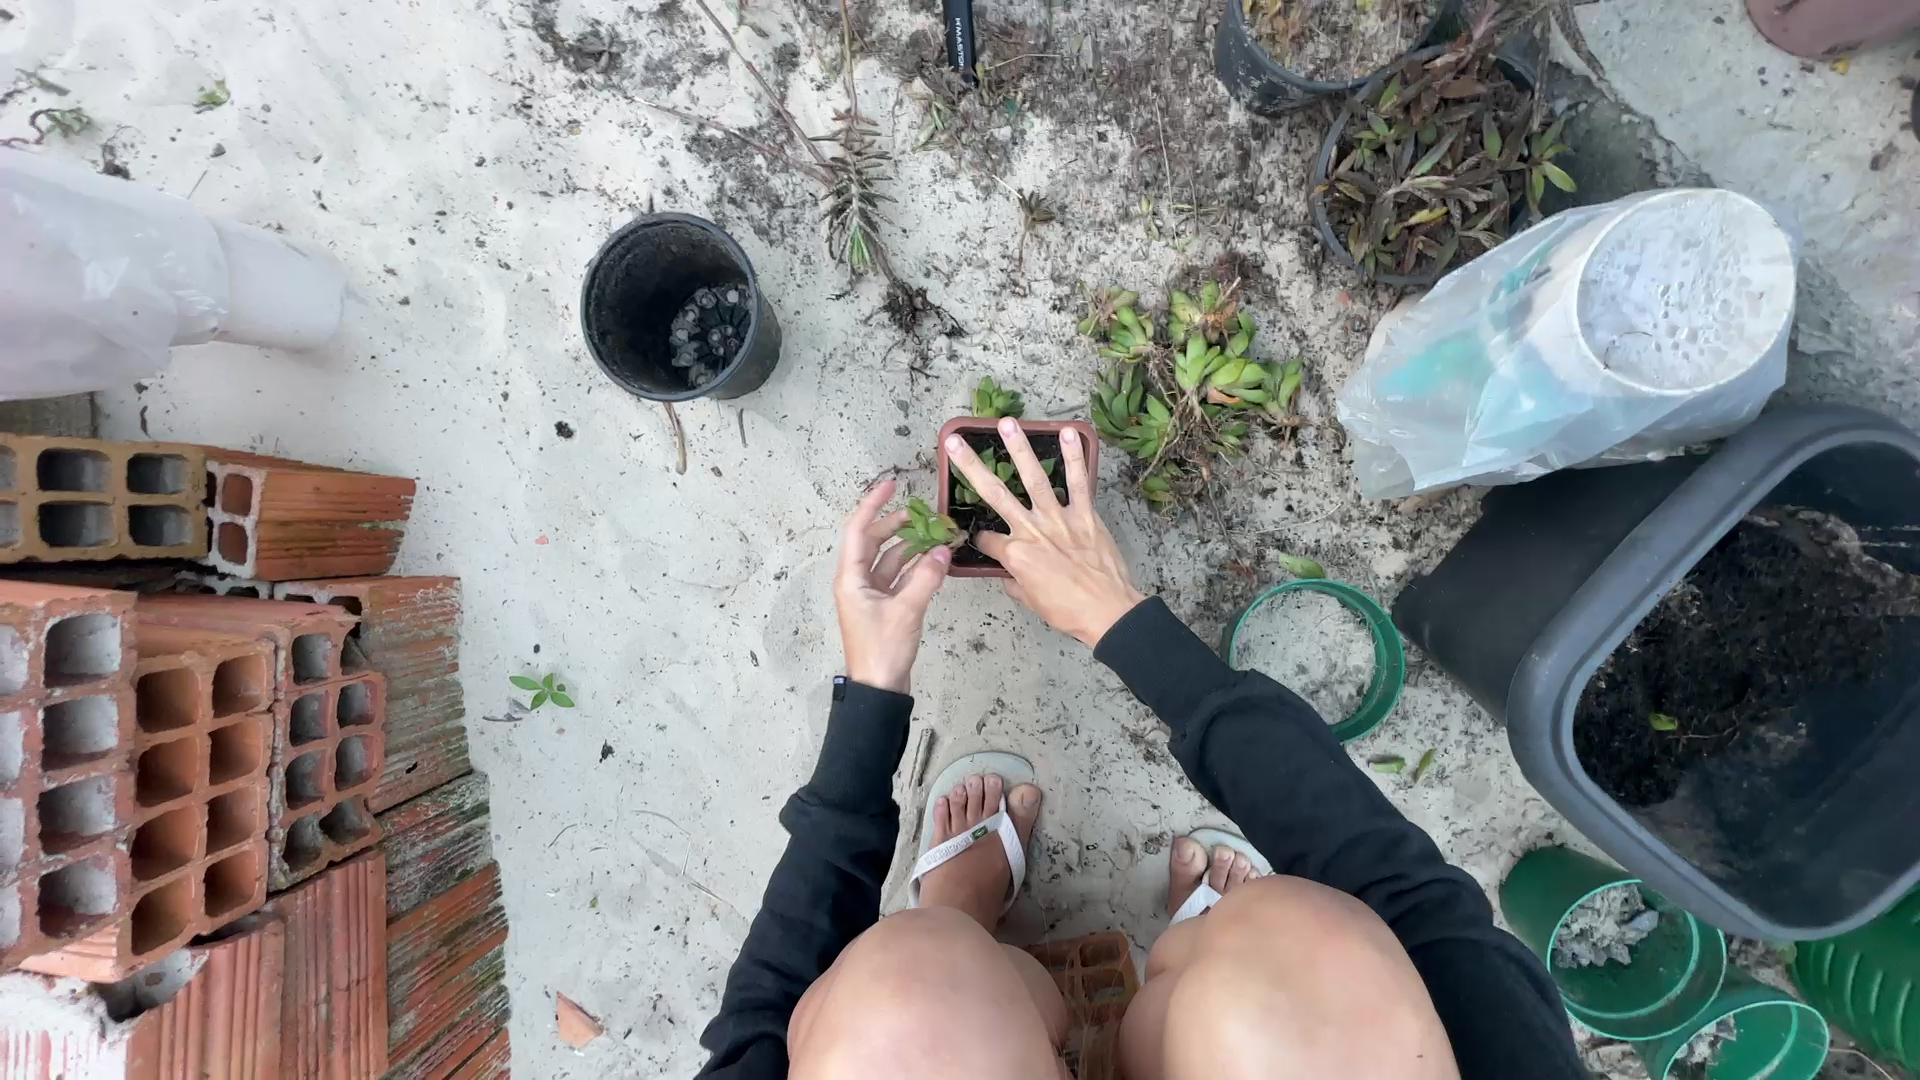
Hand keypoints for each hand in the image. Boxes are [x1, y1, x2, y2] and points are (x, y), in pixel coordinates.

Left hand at [833, 478, 951, 692]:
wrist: (879, 689)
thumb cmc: (883, 650)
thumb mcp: (907, 610)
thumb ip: (926, 577)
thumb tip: (944, 551)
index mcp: (851, 577)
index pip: (858, 529)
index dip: (872, 504)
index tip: (891, 485)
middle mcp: (857, 581)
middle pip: (874, 541)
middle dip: (897, 525)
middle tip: (923, 514)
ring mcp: (871, 594)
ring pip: (890, 559)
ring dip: (911, 547)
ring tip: (936, 536)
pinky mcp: (884, 606)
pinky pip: (899, 577)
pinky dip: (916, 568)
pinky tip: (936, 561)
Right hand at [947, 419, 1145, 646]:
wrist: (1107, 611)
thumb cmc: (1067, 611)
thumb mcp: (1031, 602)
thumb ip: (1016, 583)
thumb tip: (1012, 575)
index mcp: (1015, 555)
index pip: (986, 539)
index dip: (981, 540)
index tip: (982, 539)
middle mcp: (1031, 530)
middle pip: (994, 495)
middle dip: (971, 467)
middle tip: (953, 443)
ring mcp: (1058, 519)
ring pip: (1034, 479)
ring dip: (1019, 449)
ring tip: (1007, 423)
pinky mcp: (1085, 515)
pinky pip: (1078, 483)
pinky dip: (1075, 458)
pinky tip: (1068, 433)